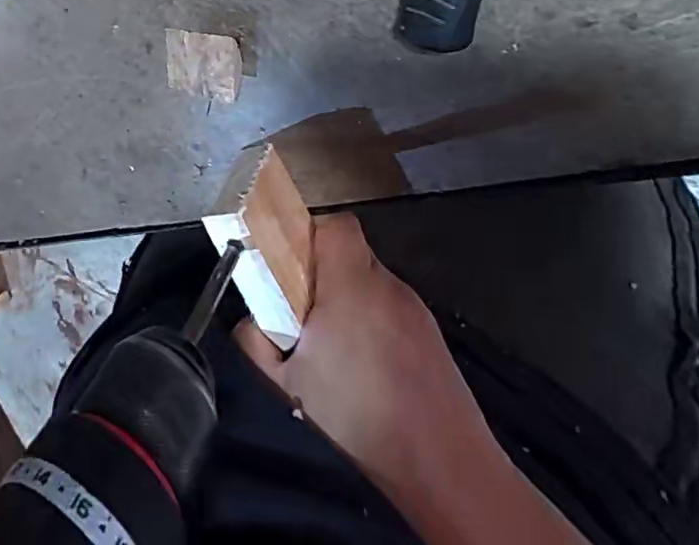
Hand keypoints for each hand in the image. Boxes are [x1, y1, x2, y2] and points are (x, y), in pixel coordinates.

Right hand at [234, 213, 587, 544]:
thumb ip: (253, 341)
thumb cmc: (361, 425)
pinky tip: (364, 369)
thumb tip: (250, 320)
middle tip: (300, 312)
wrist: (447, 472)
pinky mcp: (432, 335)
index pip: (334, 225)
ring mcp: (416, 311)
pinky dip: (371, 323)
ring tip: (332, 350)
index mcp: (352, 288)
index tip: (288, 264)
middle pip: (348, 253)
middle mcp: (389, 288)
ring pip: (368, 283)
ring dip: (346, 300)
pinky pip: (389, 309)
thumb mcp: (283, 386)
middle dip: (319, 273)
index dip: (307, 233)